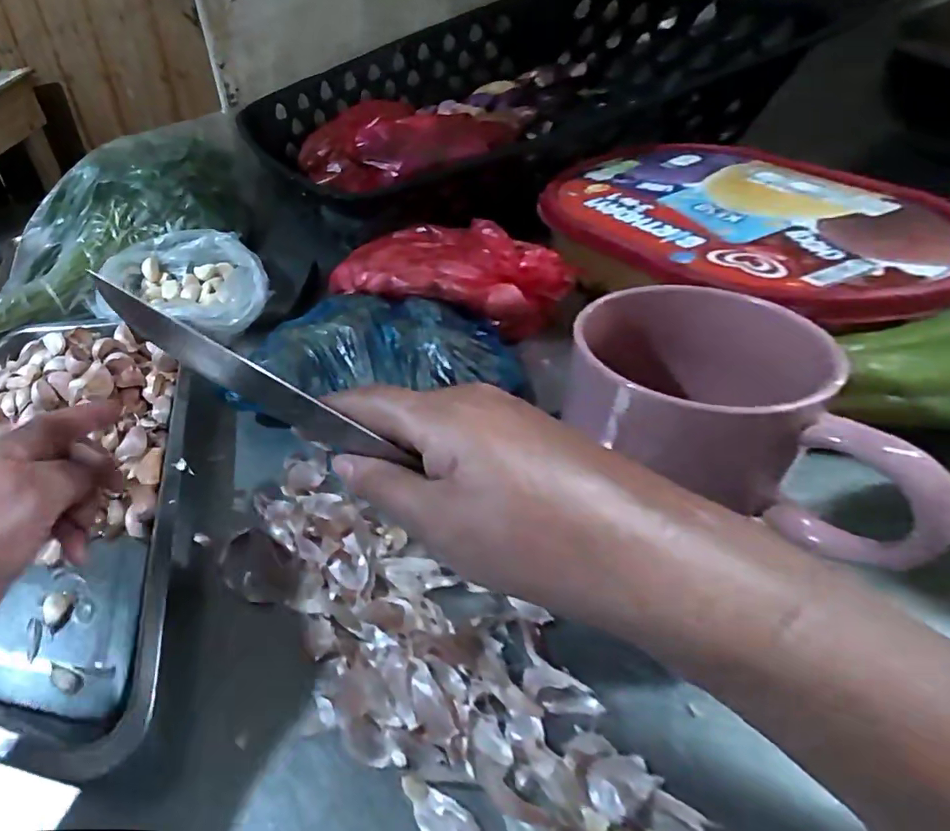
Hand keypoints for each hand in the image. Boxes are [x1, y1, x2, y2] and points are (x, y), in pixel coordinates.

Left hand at [0, 400, 120, 639]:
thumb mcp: (41, 490)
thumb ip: (76, 473)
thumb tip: (96, 468)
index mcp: (16, 448)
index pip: (59, 422)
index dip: (89, 415)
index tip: (119, 410)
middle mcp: (15, 469)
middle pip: (68, 460)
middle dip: (93, 476)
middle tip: (116, 492)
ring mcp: (13, 503)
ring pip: (65, 494)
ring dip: (82, 512)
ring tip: (85, 537)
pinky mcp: (12, 535)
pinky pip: (53, 523)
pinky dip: (68, 535)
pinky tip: (75, 555)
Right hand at [324, 383, 755, 634]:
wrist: (648, 553)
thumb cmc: (526, 540)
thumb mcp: (439, 524)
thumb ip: (383, 485)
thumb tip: (343, 459)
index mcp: (438, 412)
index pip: (366, 400)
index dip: (330, 413)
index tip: (302, 432)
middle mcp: (471, 396)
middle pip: (403, 411)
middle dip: (377, 443)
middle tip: (370, 495)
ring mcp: (509, 410)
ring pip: (439, 426)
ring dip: (417, 456)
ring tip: (424, 510)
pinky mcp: (536, 430)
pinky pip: (473, 436)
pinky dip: (452, 461)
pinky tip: (471, 505)